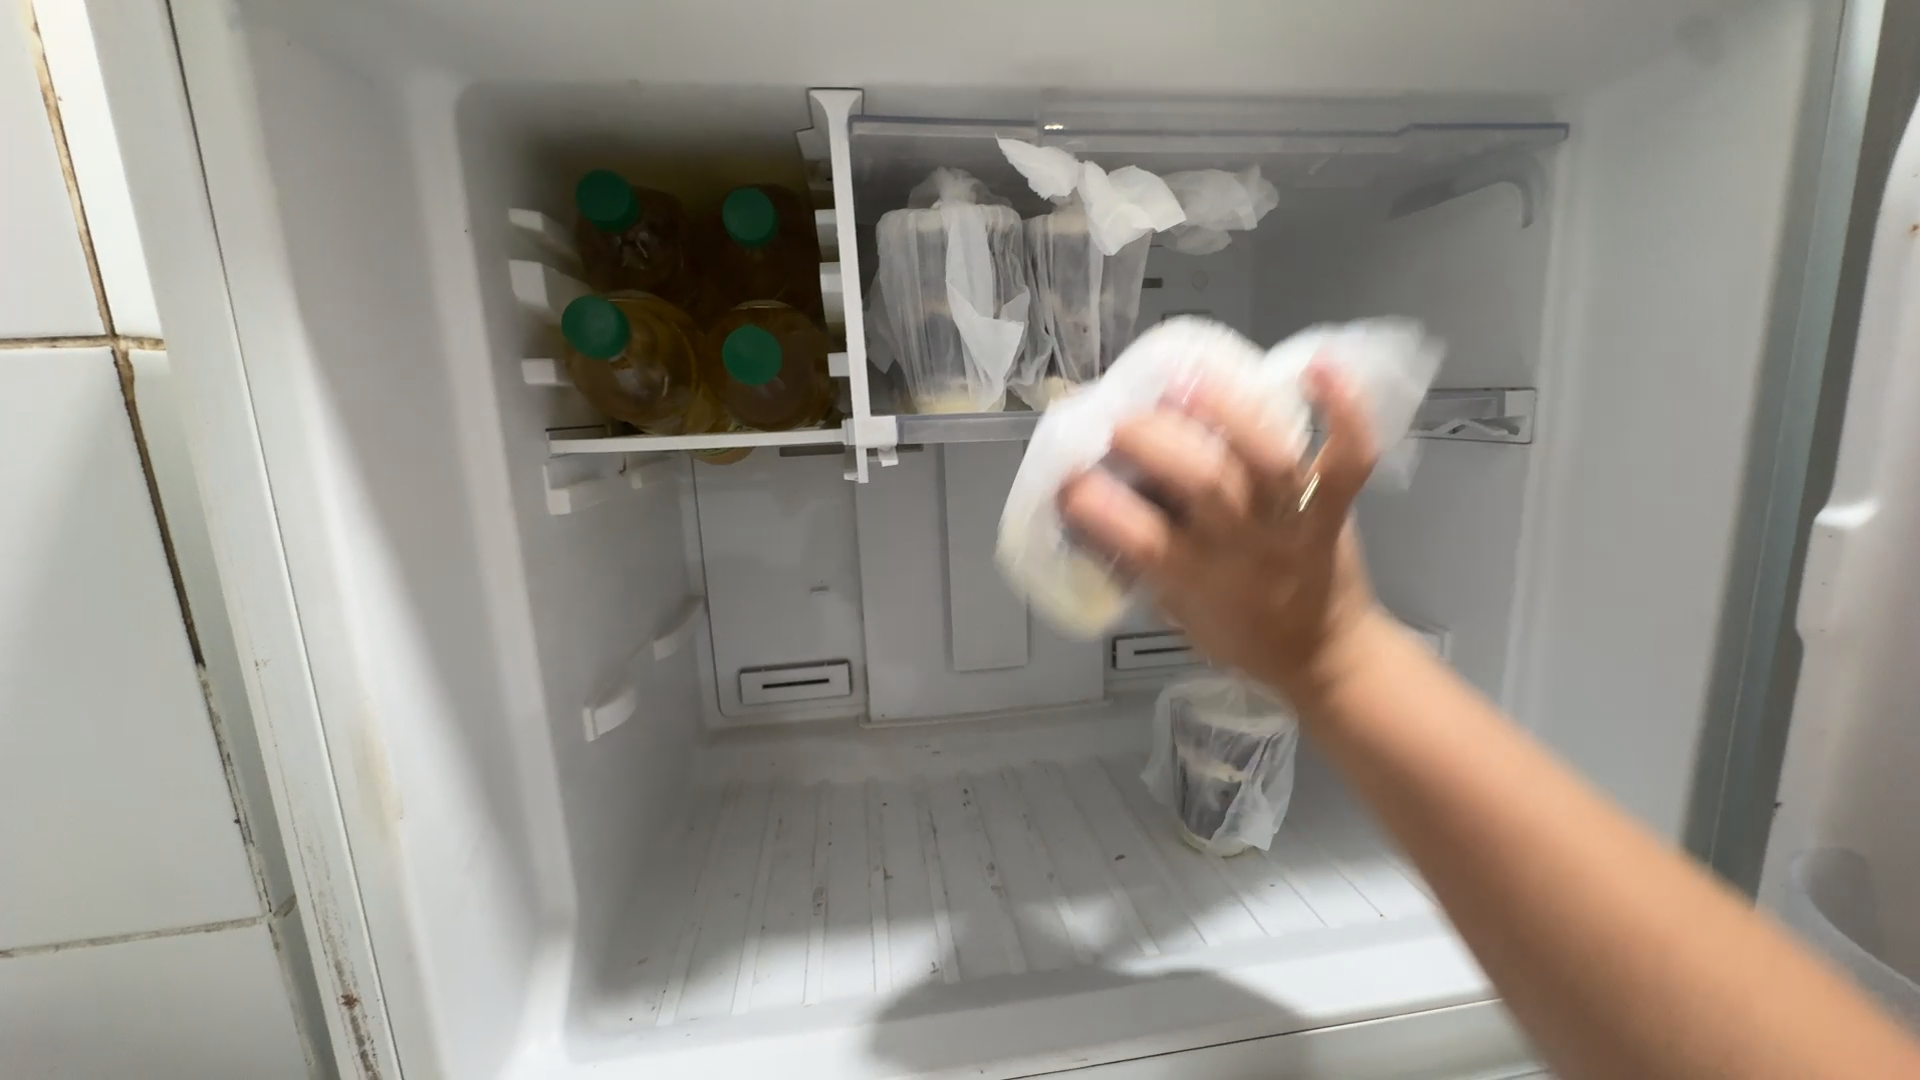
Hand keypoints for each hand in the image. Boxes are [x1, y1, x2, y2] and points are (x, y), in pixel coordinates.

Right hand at [1058, 365, 1388, 709]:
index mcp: (1196, 578)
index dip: (1096, 505)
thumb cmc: (1236, 634)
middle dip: (1154, 440)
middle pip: (1205, 482)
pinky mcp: (1333, 504)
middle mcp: (1244, 545)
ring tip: (1188, 377)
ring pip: (1268, 458)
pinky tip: (1317, 365)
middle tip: (1121, 422)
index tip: (1066, 479)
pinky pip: (1349, 457)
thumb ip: (1137, 559)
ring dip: (1229, 410)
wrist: (1324, 655)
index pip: (1139, 540)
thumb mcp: (1172, 608)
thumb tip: (1091, 509)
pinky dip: (1343, 410)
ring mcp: (1293, 520)